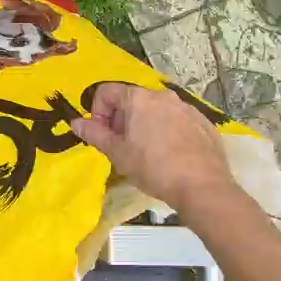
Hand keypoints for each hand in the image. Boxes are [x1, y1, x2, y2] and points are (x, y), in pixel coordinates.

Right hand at [71, 82, 235, 213]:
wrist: (204, 188)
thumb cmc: (154, 168)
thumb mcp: (117, 153)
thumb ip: (94, 134)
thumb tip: (76, 122)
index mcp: (138, 98)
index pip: (106, 92)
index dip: (98, 112)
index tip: (103, 134)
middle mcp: (162, 96)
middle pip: (132, 100)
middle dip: (121, 119)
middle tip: (123, 145)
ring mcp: (186, 108)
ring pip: (156, 110)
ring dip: (145, 124)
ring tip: (147, 151)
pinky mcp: (204, 123)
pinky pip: (177, 120)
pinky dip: (168, 130)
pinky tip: (171, 154)